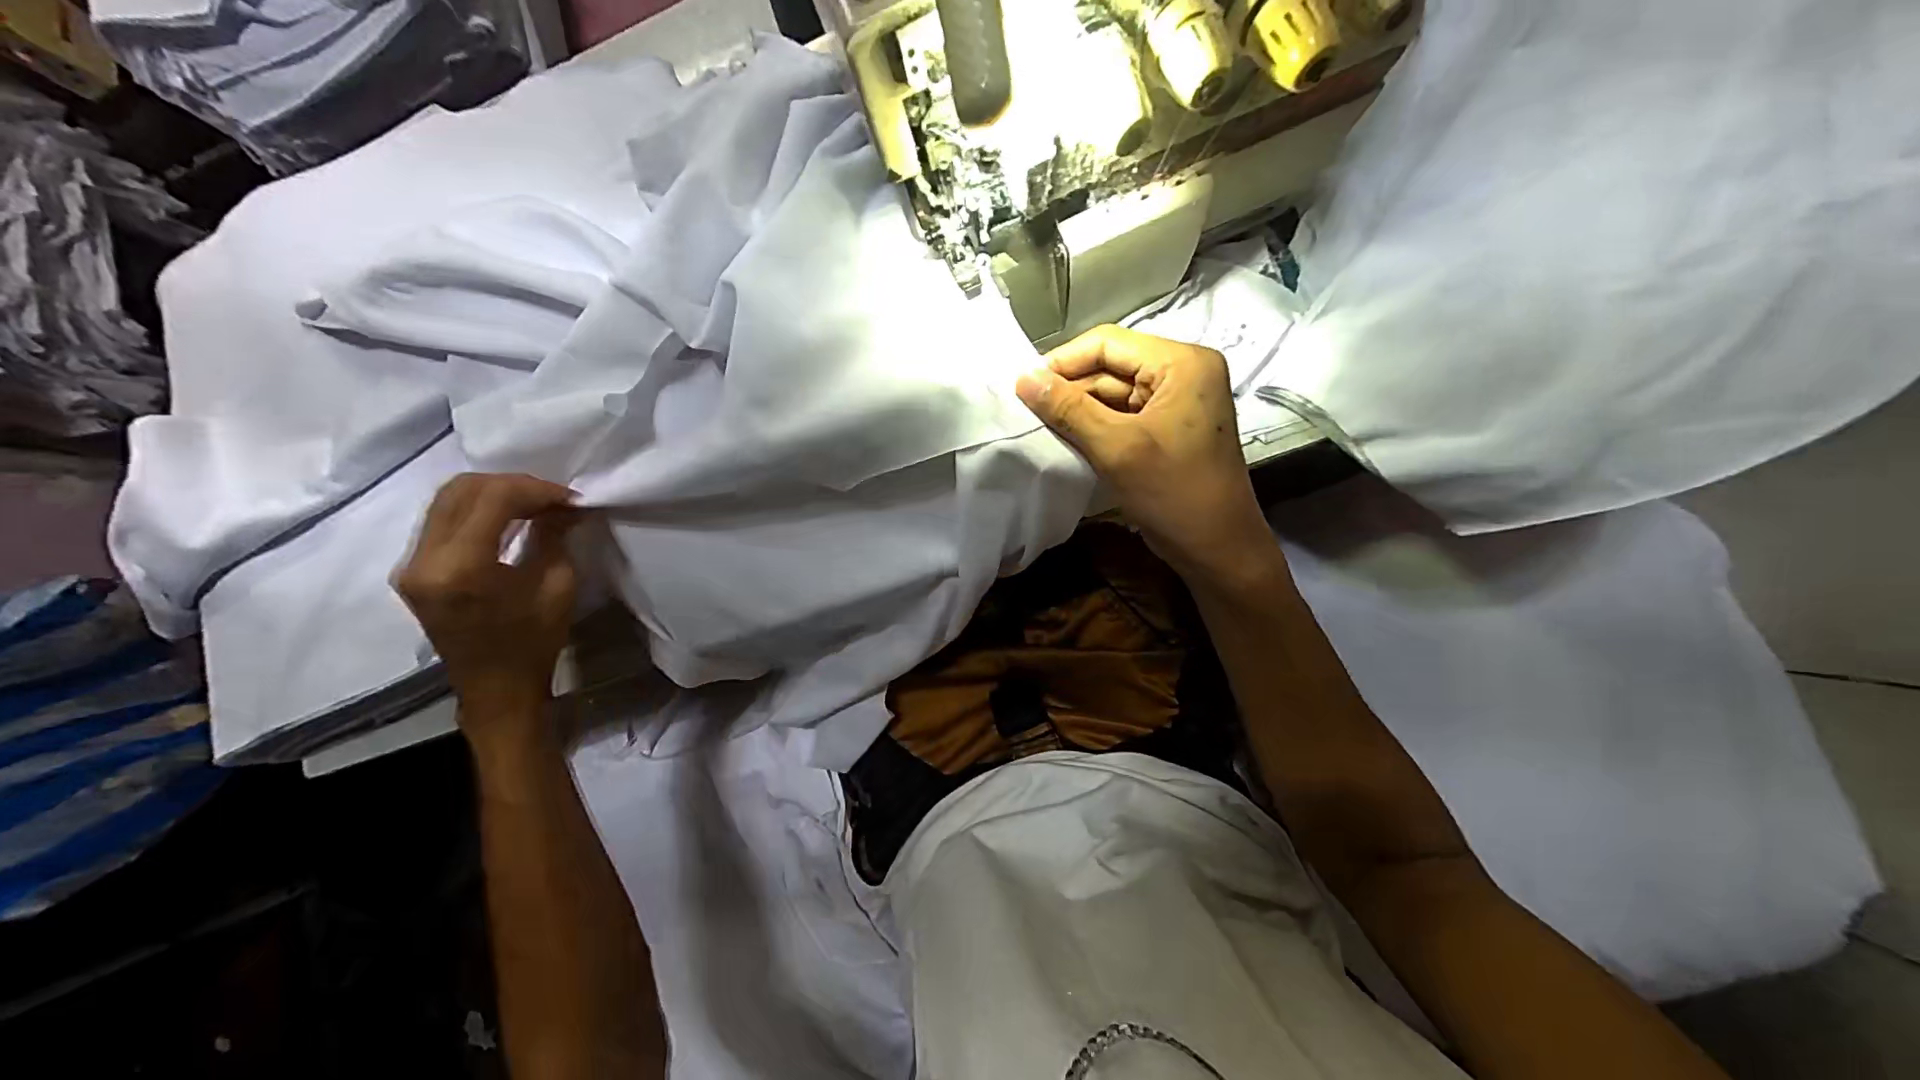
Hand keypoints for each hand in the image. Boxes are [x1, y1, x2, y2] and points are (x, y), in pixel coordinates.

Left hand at [395, 473, 581, 731]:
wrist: (495, 688)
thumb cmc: (533, 642)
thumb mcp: (557, 585)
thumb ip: (553, 535)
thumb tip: (563, 505)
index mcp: (461, 568)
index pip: (493, 498)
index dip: (536, 489)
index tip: (570, 498)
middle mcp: (424, 560)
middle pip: (463, 489)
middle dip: (514, 485)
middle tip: (553, 498)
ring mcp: (411, 564)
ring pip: (447, 498)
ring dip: (494, 492)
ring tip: (534, 504)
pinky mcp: (412, 569)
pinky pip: (441, 519)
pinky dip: (477, 508)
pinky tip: (508, 518)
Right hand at [1016, 325, 1278, 585]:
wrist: (1218, 550)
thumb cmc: (1173, 495)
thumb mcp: (1116, 448)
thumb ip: (1068, 409)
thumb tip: (1023, 379)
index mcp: (1182, 363)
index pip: (1109, 343)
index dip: (1063, 362)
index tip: (1024, 387)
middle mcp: (1184, 372)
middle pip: (1112, 365)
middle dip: (1070, 388)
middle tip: (1027, 410)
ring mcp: (1179, 400)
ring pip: (1115, 391)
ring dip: (1080, 408)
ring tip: (1042, 426)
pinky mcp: (1170, 427)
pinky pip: (1125, 414)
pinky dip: (1097, 425)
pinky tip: (1068, 438)